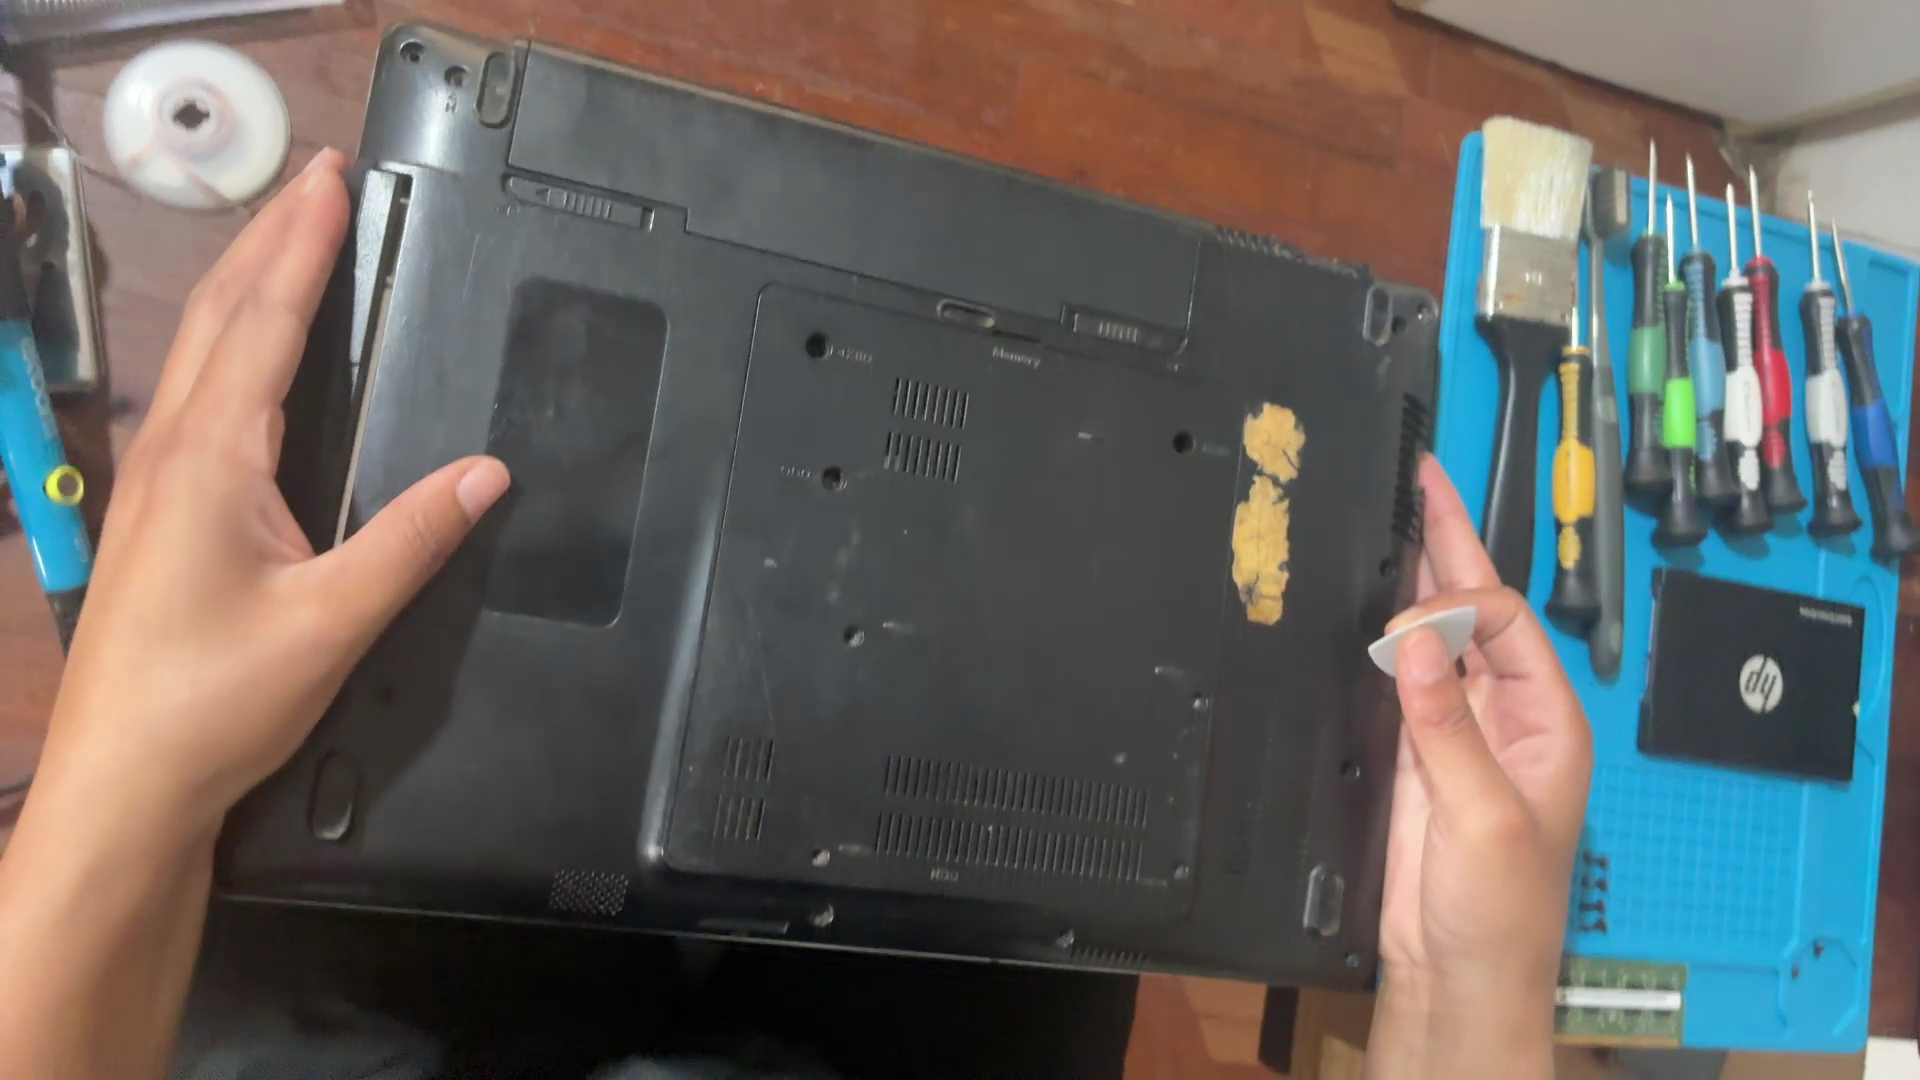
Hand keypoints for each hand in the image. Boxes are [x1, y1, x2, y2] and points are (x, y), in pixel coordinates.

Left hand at [29, 149, 510, 840]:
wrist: (127, 781)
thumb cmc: (220, 698)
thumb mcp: (336, 617)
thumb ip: (413, 538)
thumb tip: (489, 471)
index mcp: (209, 463)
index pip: (260, 329)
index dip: (298, 253)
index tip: (329, 186)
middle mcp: (173, 453)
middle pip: (219, 318)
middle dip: (268, 241)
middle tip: (315, 182)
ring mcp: (161, 479)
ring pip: (204, 352)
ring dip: (249, 282)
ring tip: (293, 241)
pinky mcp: (171, 509)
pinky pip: (208, 395)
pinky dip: (240, 341)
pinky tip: (259, 349)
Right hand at [1366, 455, 1591, 1078]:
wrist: (1451, 959)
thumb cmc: (1497, 902)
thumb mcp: (1485, 815)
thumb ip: (1447, 724)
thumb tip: (1410, 639)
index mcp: (1543, 716)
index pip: (1502, 622)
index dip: (1456, 594)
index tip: (1406, 599)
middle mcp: (1500, 706)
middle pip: (1473, 607)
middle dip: (1449, 540)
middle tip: (1418, 479)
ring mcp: (1450, 719)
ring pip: (1430, 630)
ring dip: (1413, 575)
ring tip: (1392, 519)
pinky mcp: (1408, 738)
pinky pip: (1395, 667)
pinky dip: (1379, 628)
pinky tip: (1365, 598)